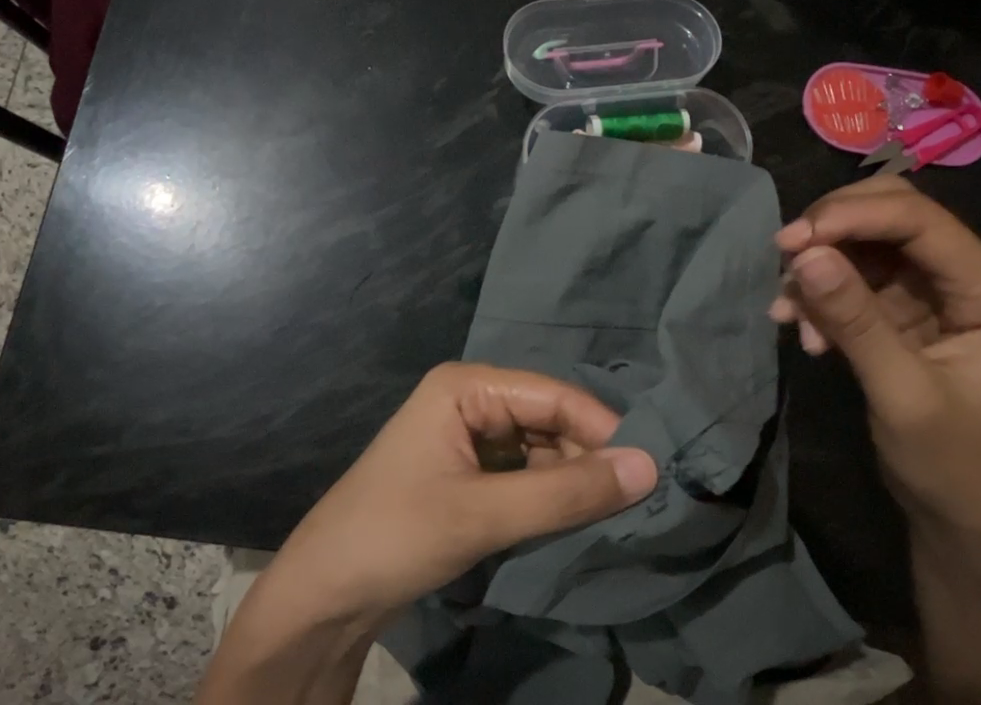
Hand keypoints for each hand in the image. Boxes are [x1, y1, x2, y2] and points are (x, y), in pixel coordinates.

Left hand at [257, 362, 657, 630]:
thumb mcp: (484, 515)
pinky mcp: (468, 476)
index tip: (654, 469)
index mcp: (466, 387)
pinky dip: (551, 497)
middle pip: (550, 420)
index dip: (604, 429)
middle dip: (590, 458)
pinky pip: (524, 476)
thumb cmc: (396, 535)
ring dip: (573, 481)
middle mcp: (470, 401)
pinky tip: (577, 522)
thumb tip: (650, 467)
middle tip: (641, 500)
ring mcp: (468, 439)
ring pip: (541, 451)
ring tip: (616, 514)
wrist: (326, 593)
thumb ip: (566, 493)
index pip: (554, 395)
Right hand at [770, 177, 980, 537]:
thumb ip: (855, 320)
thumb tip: (802, 255)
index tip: (790, 241)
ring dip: (820, 268)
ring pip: (865, 244)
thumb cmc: (953, 464)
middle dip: (832, 230)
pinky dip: (821, 296)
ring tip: (790, 314)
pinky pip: (853, 279)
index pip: (920, 221)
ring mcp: (933, 294)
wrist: (966, 522)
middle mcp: (966, 278)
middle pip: (892, 215)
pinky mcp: (903, 313)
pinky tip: (803, 332)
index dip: (852, 216)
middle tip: (783, 258)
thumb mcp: (902, 393)